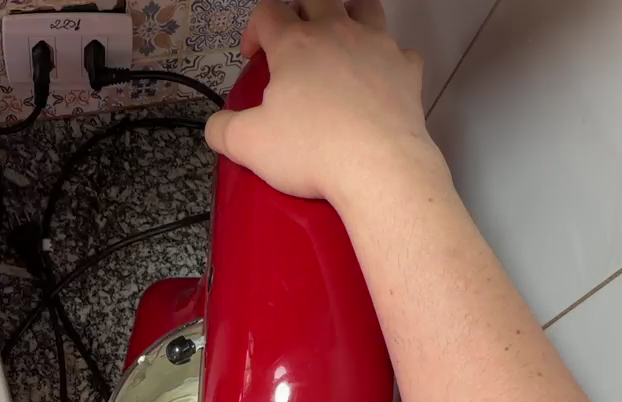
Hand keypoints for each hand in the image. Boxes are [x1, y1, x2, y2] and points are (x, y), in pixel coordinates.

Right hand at [205, 0, 447, 208]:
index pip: (267, 12)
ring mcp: (377, 44)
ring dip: (347, 16)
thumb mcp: (248, 146)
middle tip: (292, 43)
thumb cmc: (308, 150)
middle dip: (298, 12)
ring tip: (338, 42)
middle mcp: (336, 31)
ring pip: (363, 7)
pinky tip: (377, 80)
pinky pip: (399, 51)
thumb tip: (215, 126)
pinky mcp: (406, 68)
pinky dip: (385, 60)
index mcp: (294, 44)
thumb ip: (223, 131)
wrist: (376, 165)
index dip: (254, 29)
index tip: (253, 56)